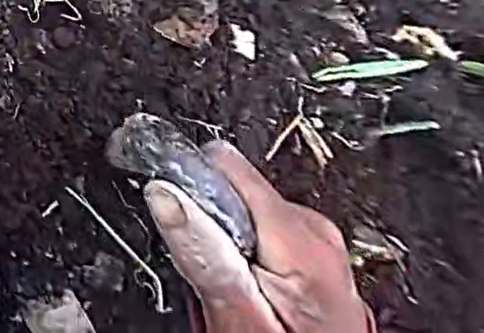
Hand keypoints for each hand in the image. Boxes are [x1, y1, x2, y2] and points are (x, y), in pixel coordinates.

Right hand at [144, 141, 373, 332]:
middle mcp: (316, 231)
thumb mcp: (239, 326)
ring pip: (243, 208)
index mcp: (303, 243)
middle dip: (210, 227)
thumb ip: (203, 256)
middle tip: (215, 286)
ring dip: (225, 243)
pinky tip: (251, 295)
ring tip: (235, 297)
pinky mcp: (315, 254)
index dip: (193, 193)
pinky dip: (245, 254)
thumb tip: (165, 193)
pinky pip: (260, 229)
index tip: (187, 236)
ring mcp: (319, 242)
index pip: (225, 167)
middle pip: (233, 189)